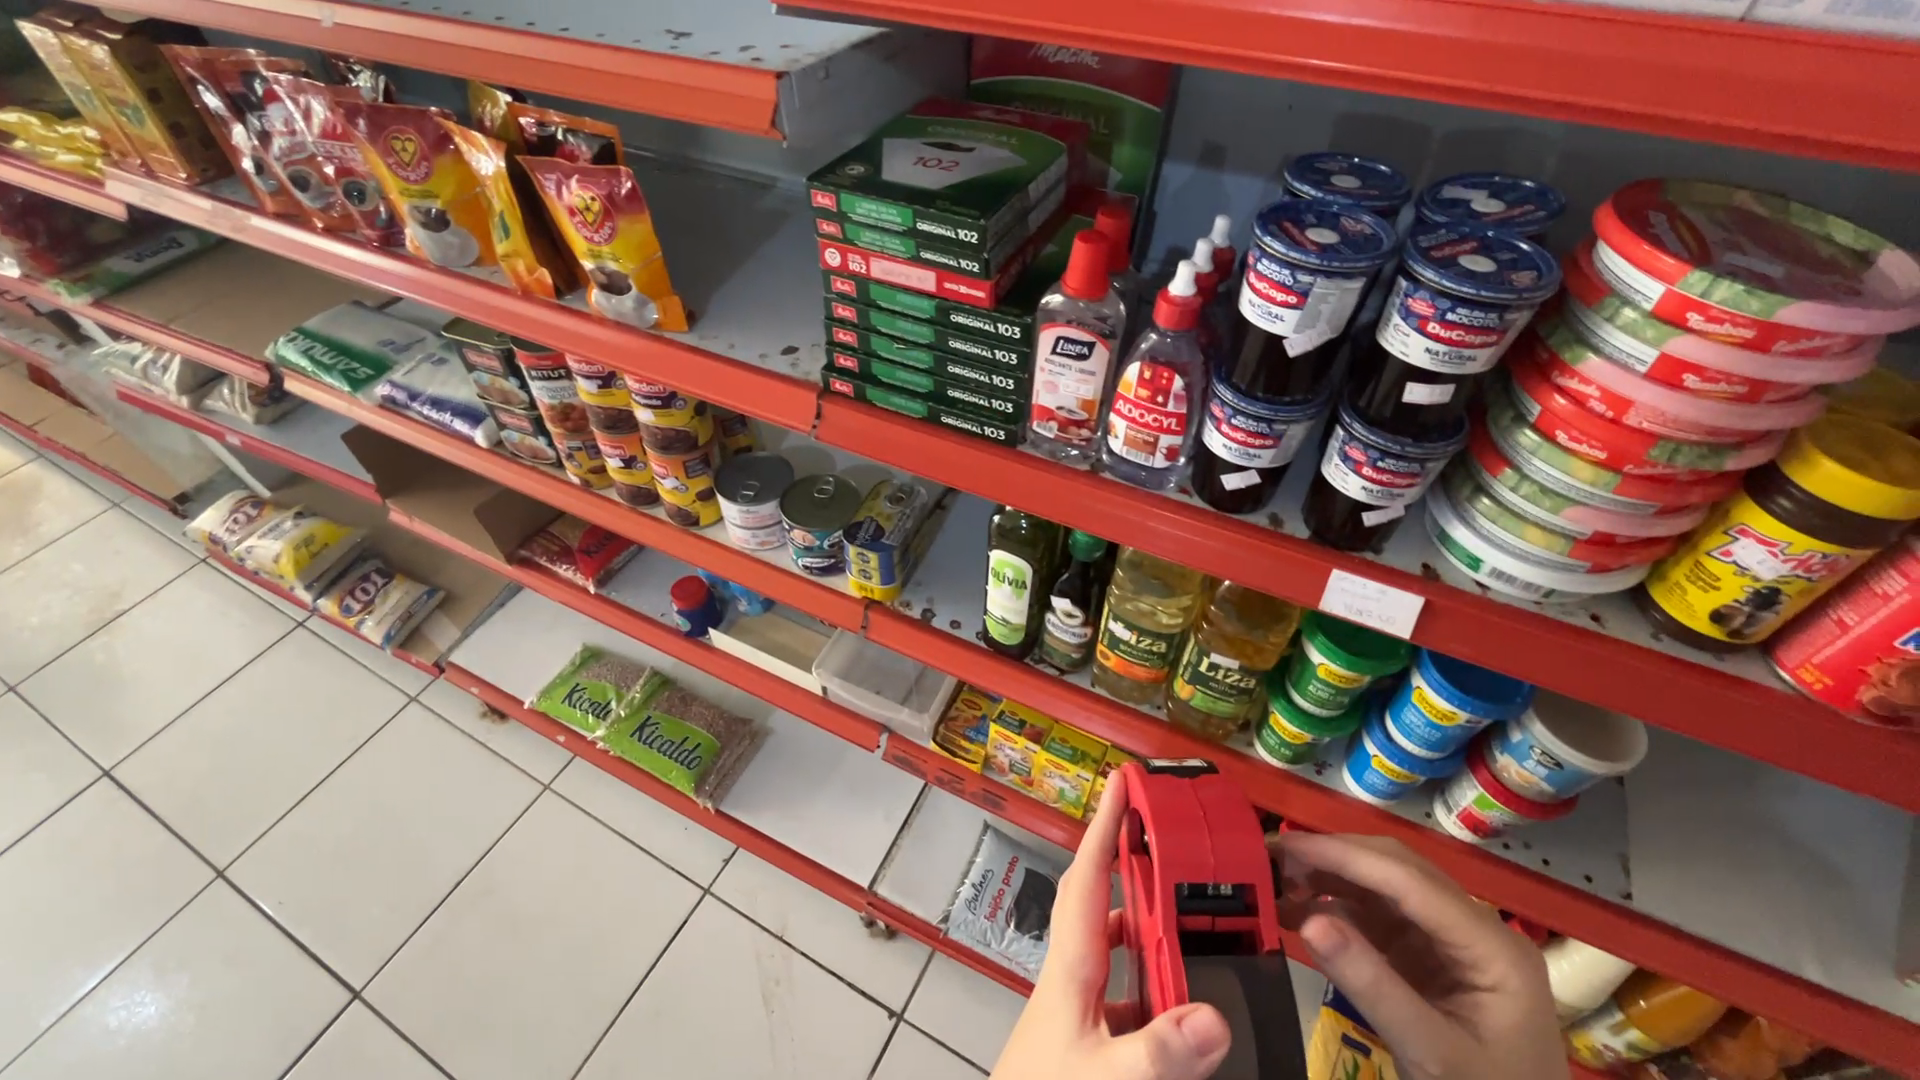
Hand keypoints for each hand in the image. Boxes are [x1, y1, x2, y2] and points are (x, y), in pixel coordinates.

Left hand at [991, 770, 1232, 1079]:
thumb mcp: (1105, 1078)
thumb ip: (1158, 1051)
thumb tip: (1215, 1016)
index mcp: (1070, 968)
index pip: (1089, 878)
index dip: (1105, 825)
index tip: (1121, 782)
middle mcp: (1072, 976)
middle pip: (1102, 902)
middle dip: (1131, 865)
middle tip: (1170, 842)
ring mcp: (1077, 1005)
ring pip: (1117, 950)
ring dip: (1150, 930)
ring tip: (1194, 924)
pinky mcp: (1086, 1034)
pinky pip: (1126, 992)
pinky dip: (1154, 987)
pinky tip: (1183, 1008)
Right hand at [1277, 833, 1567, 1079]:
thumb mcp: (1431, 1052)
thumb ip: (1373, 987)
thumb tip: (1307, 920)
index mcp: (1489, 944)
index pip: (1408, 880)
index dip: (1343, 857)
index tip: (1284, 847)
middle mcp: (1472, 927)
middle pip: (1396, 869)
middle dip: (1332, 859)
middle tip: (1270, 860)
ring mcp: (1449, 940)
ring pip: (1381, 886)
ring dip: (1329, 879)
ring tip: (1274, 885)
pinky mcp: (1427, 956)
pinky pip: (1376, 917)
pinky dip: (1334, 908)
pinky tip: (1297, 913)